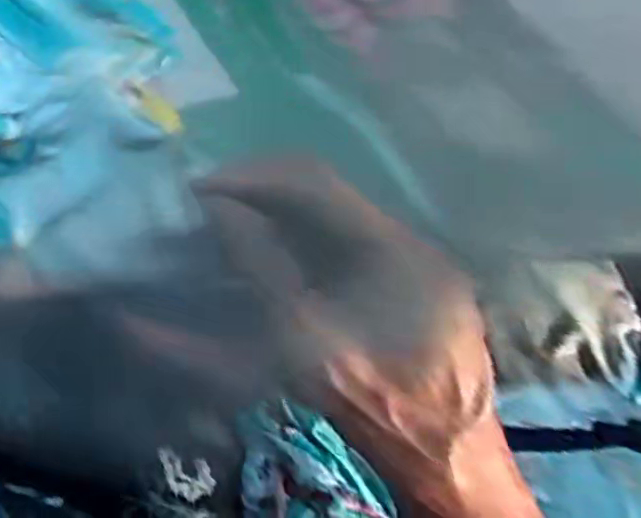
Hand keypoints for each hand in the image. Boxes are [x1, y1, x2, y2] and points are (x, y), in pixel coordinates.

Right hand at [198, 159, 538, 517]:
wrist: (443, 463)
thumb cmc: (369, 399)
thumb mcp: (301, 332)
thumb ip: (259, 261)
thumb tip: (216, 204)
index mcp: (397, 251)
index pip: (310, 180)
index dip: (246, 176)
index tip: (196, 187)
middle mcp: (408, 243)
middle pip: (317, 186)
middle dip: (252, 184)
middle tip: (203, 196)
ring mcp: (408, 260)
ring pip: (323, 205)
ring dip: (267, 202)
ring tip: (220, 214)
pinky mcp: (400, 279)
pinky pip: (331, 229)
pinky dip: (286, 224)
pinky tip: (258, 241)